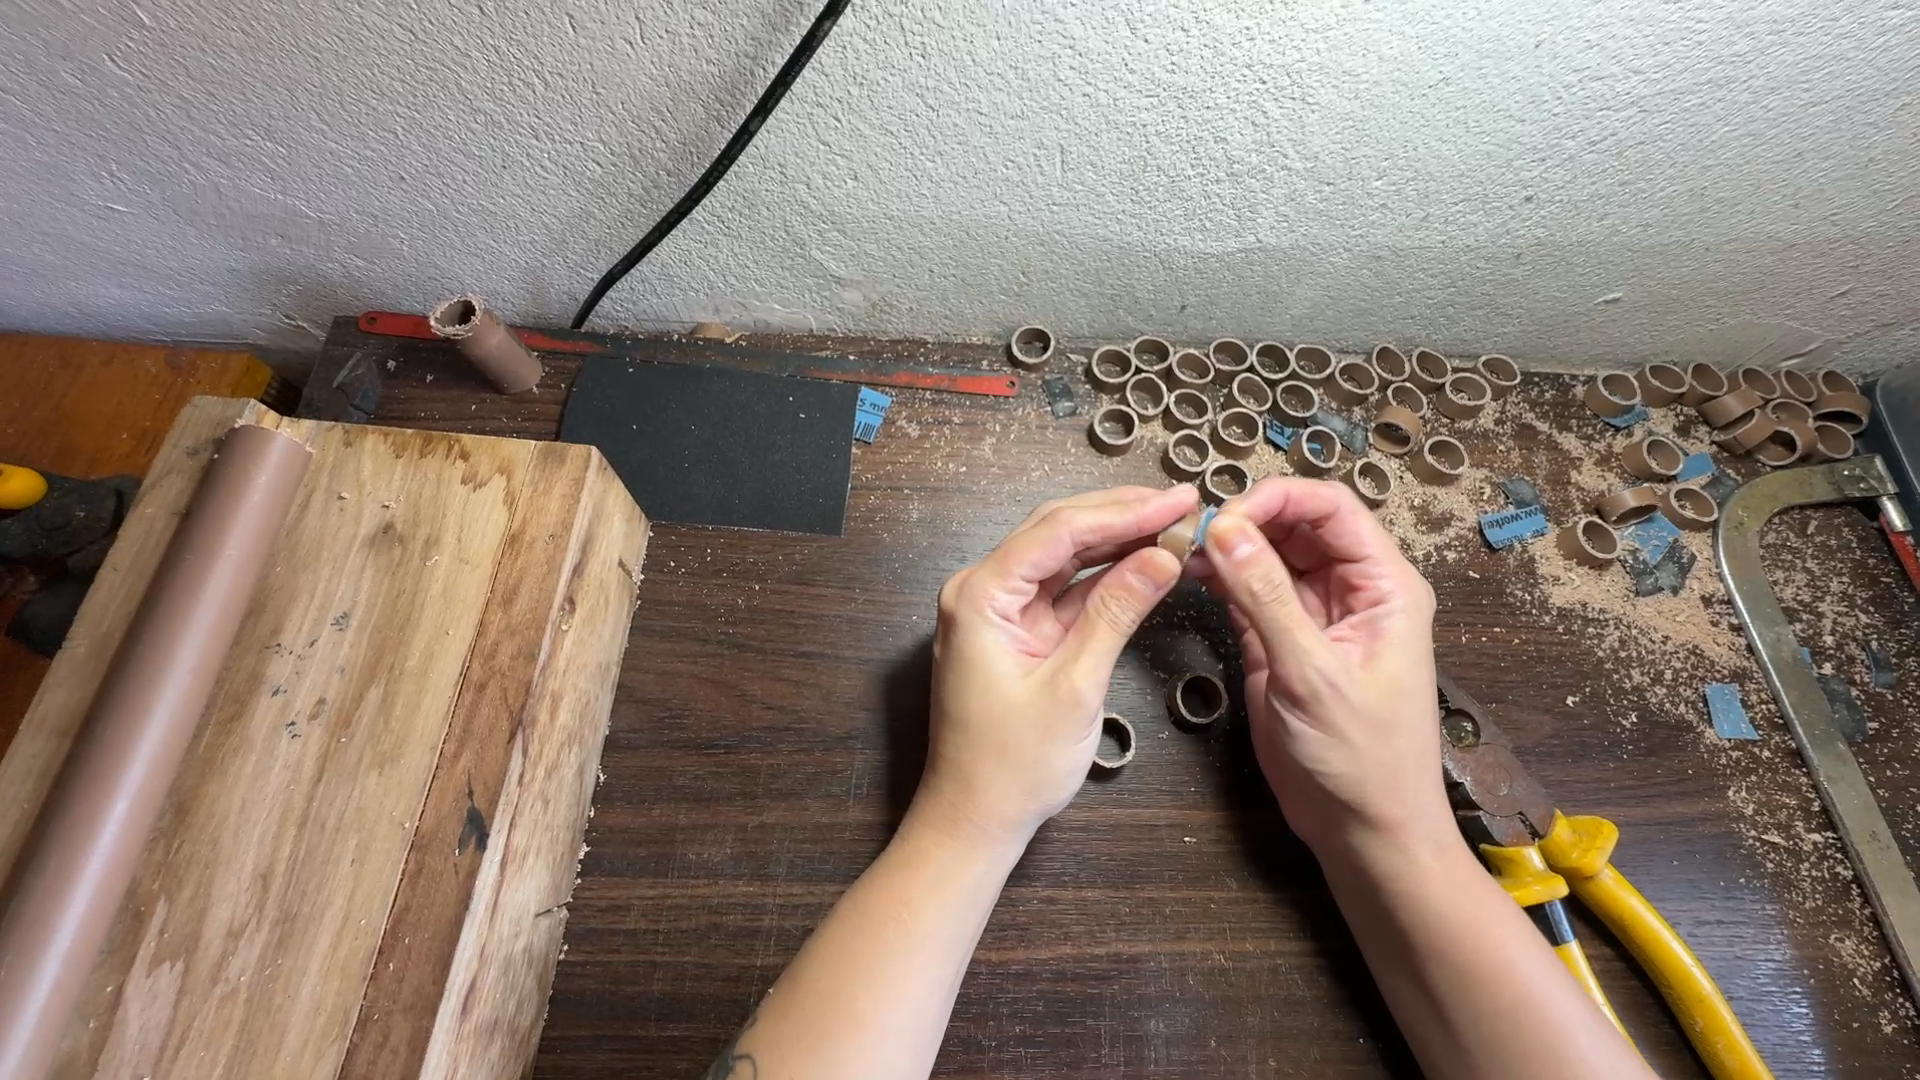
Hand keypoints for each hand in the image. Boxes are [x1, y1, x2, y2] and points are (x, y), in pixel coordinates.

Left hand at [916, 485, 1199, 845]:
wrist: (976, 818)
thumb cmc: (1012, 765)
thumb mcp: (1074, 686)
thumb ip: (1116, 613)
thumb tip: (1162, 556)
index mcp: (980, 595)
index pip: (1057, 532)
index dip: (1122, 512)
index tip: (1176, 501)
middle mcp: (982, 590)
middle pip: (1057, 532)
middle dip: (1121, 515)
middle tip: (1181, 504)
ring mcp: (999, 609)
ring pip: (1063, 556)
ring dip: (1116, 540)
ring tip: (1172, 524)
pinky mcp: (1018, 629)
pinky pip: (1065, 590)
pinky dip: (1105, 577)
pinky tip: (1144, 562)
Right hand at [1191, 477, 1451, 862]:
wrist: (1360, 828)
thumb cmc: (1360, 756)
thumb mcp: (1312, 673)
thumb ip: (1266, 596)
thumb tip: (1224, 528)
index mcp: (1382, 585)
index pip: (1331, 508)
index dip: (1277, 499)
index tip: (1224, 516)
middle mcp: (1348, 589)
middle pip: (1295, 524)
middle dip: (1244, 519)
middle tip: (1192, 534)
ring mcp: (1310, 613)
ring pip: (1266, 554)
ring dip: (1226, 547)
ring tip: (1182, 551)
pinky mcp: (1278, 638)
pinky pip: (1247, 590)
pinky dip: (1218, 578)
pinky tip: (1189, 575)